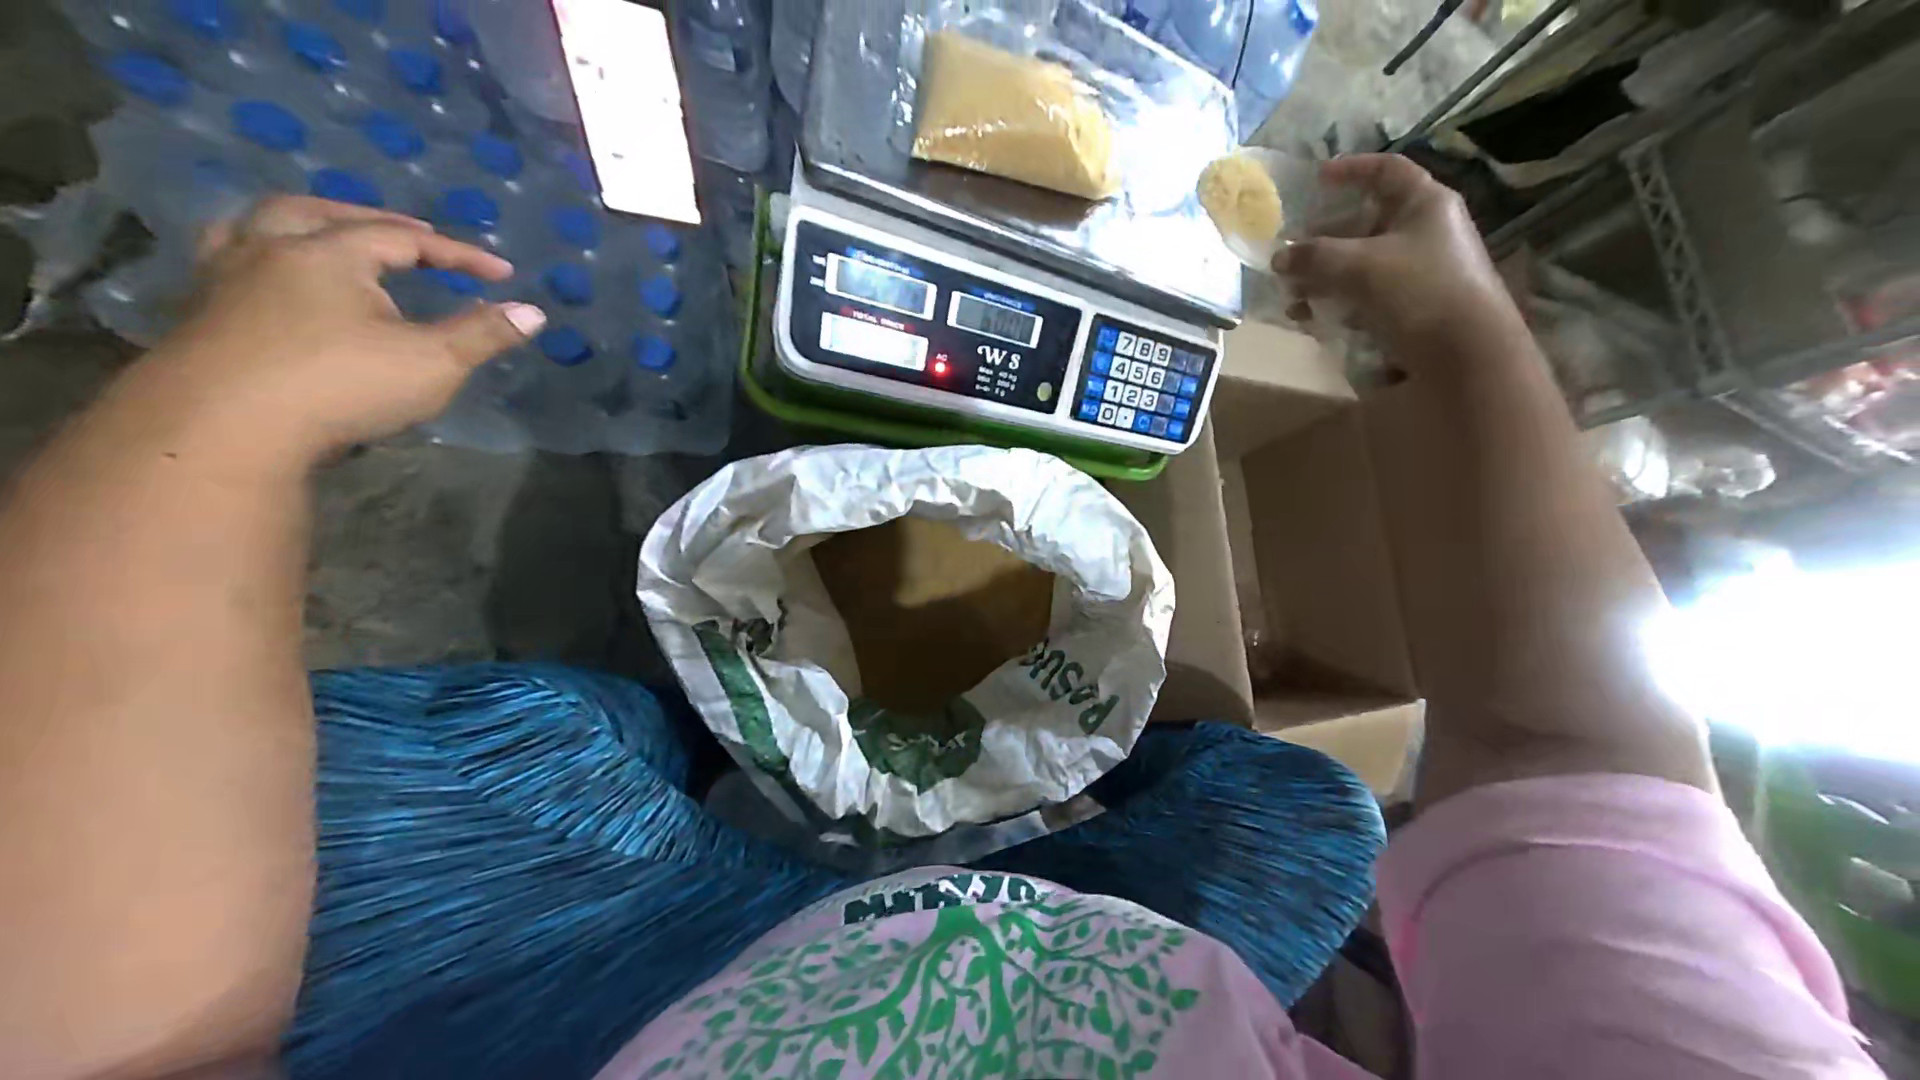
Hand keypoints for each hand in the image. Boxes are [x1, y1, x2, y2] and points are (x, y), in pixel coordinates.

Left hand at [130, 196, 545, 464]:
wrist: (228, 427)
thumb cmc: (343, 384)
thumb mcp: (434, 362)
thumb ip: (483, 334)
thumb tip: (533, 311)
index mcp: (327, 255)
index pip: (404, 240)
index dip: (458, 253)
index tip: (503, 272)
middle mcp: (269, 251)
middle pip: (319, 213)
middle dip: (373, 220)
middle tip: (414, 233)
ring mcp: (224, 280)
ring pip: (256, 226)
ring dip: (302, 223)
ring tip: (330, 234)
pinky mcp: (201, 314)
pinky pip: (230, 261)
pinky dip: (264, 255)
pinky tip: (279, 279)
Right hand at [1275, 154, 1522, 361]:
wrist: (1462, 351)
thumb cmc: (1417, 291)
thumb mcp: (1359, 267)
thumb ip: (1314, 257)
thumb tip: (1279, 257)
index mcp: (1422, 205)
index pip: (1385, 172)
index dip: (1350, 170)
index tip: (1315, 179)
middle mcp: (1421, 231)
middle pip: (1363, 223)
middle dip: (1321, 240)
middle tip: (1288, 253)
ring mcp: (1415, 269)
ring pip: (1357, 263)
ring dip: (1321, 276)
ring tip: (1291, 295)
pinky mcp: (1407, 304)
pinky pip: (1362, 293)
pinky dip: (1334, 300)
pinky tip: (1309, 316)